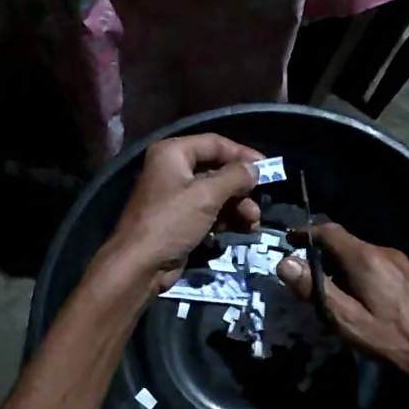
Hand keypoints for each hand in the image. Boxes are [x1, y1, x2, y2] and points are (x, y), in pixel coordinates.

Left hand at [104, 134, 264, 291]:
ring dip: (237, 206)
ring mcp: (174, 196)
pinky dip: (224, 218)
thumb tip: (255, 169)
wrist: (140, 265)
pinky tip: (240, 229)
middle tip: (258, 203)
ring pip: (214, 194)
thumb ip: (235, 177)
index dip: (242, 154)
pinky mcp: (178, 220)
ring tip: (252, 222)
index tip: (268, 167)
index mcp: (172, 153)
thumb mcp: (206, 195)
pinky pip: (207, 212)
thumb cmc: (171, 222)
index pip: (215, 143)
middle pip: (216, 170)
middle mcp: (171, 170)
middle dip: (240, 188)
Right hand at [277, 221, 408, 402]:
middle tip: (300, 274)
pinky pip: (371, 264)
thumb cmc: (389, 338)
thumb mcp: (344, 318)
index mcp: (366, 258)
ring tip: (322, 289)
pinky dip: (352, 272)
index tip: (287, 240)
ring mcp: (398, 263)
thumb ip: (314, 289)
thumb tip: (285, 263)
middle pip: (343, 242)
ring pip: (357, 254)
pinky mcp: (406, 275)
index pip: (329, 231)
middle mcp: (383, 252)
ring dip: (336, 265)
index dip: (305, 233)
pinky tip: (350, 296)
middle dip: (319, 253)